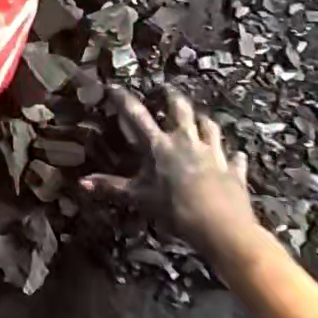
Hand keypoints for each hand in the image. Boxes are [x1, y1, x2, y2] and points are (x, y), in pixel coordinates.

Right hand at [81, 86, 263, 261]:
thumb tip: (81, 183)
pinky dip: (233, 155)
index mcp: (160, 146)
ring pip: (210, 126)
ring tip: (199, 118)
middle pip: (182, 110)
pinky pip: (235, 158)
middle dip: (173, 97)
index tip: (114, 87)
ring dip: (203, 120)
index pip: (137, 115)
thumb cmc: (175, 210)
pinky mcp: (234, 171)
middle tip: (167, 91)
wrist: (223, 230)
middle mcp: (187, 142)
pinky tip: (234, 155)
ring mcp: (214, 155)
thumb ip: (112, 188)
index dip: (124, 99)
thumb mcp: (139, 198)